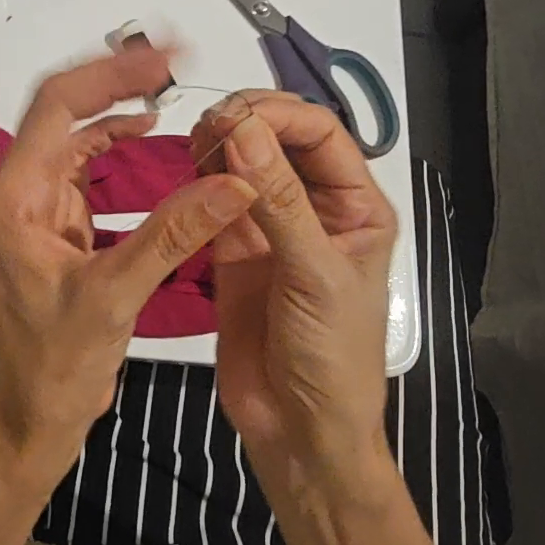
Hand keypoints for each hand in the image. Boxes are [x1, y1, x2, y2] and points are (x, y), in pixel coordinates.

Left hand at [0, 49, 257, 479]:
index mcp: (15, 199)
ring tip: (165, 84)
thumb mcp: (116, 295)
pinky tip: (145, 133)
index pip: (56, 107)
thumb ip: (172, 234)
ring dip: (115, 106)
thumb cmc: (59, 363)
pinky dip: (113, 142)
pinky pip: (83, 165)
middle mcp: (18, 191)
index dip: (109, 75)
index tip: (161, 59)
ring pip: (74, 134)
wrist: (38, 411)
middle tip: (171, 61)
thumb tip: (232, 183)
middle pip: (63, 111)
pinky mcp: (56, 221)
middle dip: (115, 80)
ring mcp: (36, 205)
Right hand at [190, 91, 399, 491]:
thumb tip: (242, 129)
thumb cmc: (331, 356)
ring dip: (221, 145)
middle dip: (249, 123)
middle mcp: (315, 208)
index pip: (321, 135)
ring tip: (194, 140)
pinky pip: (218, 201)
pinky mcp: (234, 250)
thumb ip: (279, 202)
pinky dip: (201, 180)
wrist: (298, 430)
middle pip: (282, 141)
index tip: (233, 114)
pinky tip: (187, 167)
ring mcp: (272, 228)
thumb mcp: (315, 275)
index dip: (280, 115)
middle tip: (207, 124)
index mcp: (356, 207)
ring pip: (246, 165)